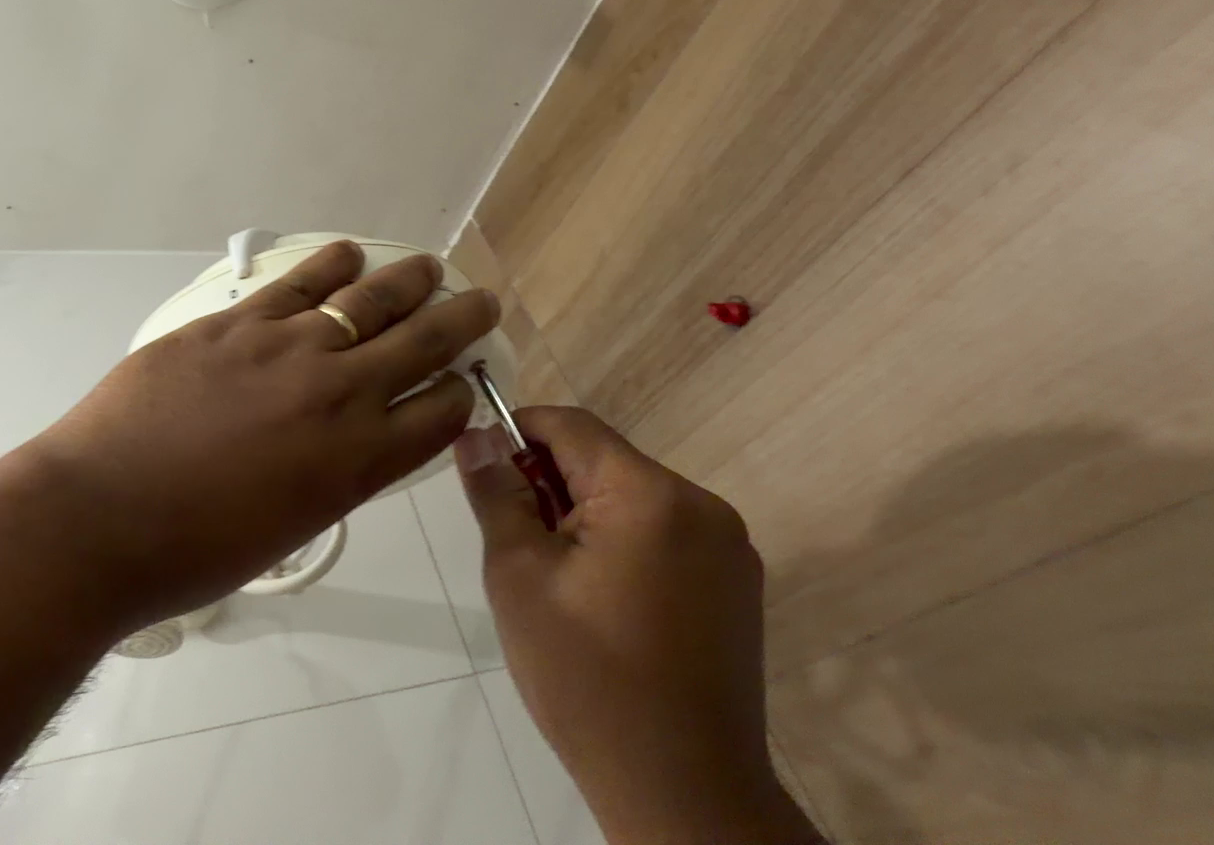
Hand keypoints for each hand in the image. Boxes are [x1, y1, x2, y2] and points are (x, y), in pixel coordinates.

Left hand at [31, 240, 499, 629]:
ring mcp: (286, 349)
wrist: (99, 519)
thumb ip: (330, 480)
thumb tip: (340, 447)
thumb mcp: (288, 529)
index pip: (438, 415)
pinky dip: (330, 266)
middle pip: (422, 344)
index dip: (459, 396)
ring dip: (407, 282)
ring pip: (367, 301)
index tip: (461, 385)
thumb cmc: (192, 551)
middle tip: (481, 302)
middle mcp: (339, 395)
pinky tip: (347, 255)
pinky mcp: (234, 324)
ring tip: (428, 267)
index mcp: (357, 462)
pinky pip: (297, 285)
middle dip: (461, 321)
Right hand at [455, 408, 823, 844]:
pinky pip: (666, 536)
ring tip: (555, 581)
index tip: (482, 470)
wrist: (681, 788)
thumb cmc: (585, 677)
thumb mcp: (518, 577)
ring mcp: (729, 548)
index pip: (572, 425)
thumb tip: (476, 435)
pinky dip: (624, 546)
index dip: (517, 431)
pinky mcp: (737, 586)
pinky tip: (604, 604)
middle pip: (605, 462)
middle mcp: (702, 505)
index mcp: (650, 494)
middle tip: (513, 542)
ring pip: (634, 500)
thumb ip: (496, 495)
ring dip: (585, 517)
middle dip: (550, 485)